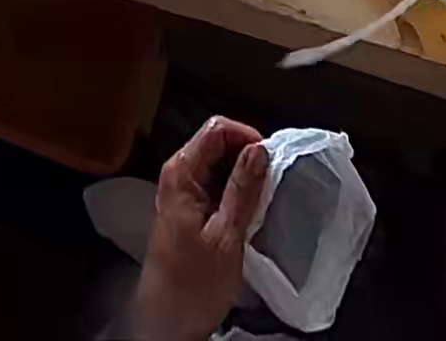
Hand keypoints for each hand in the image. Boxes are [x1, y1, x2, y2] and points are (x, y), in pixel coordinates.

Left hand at [136, 117, 268, 340]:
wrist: (168, 316)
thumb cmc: (195, 280)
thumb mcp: (226, 236)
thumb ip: (242, 190)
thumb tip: (260, 150)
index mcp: (181, 170)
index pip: (215, 129)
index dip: (246, 134)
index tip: (274, 157)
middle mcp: (178, 171)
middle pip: (216, 142)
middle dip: (248, 152)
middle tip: (277, 176)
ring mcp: (182, 187)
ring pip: (217, 162)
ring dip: (244, 171)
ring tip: (271, 191)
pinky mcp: (189, 205)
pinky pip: (215, 181)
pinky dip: (236, 186)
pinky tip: (254, 204)